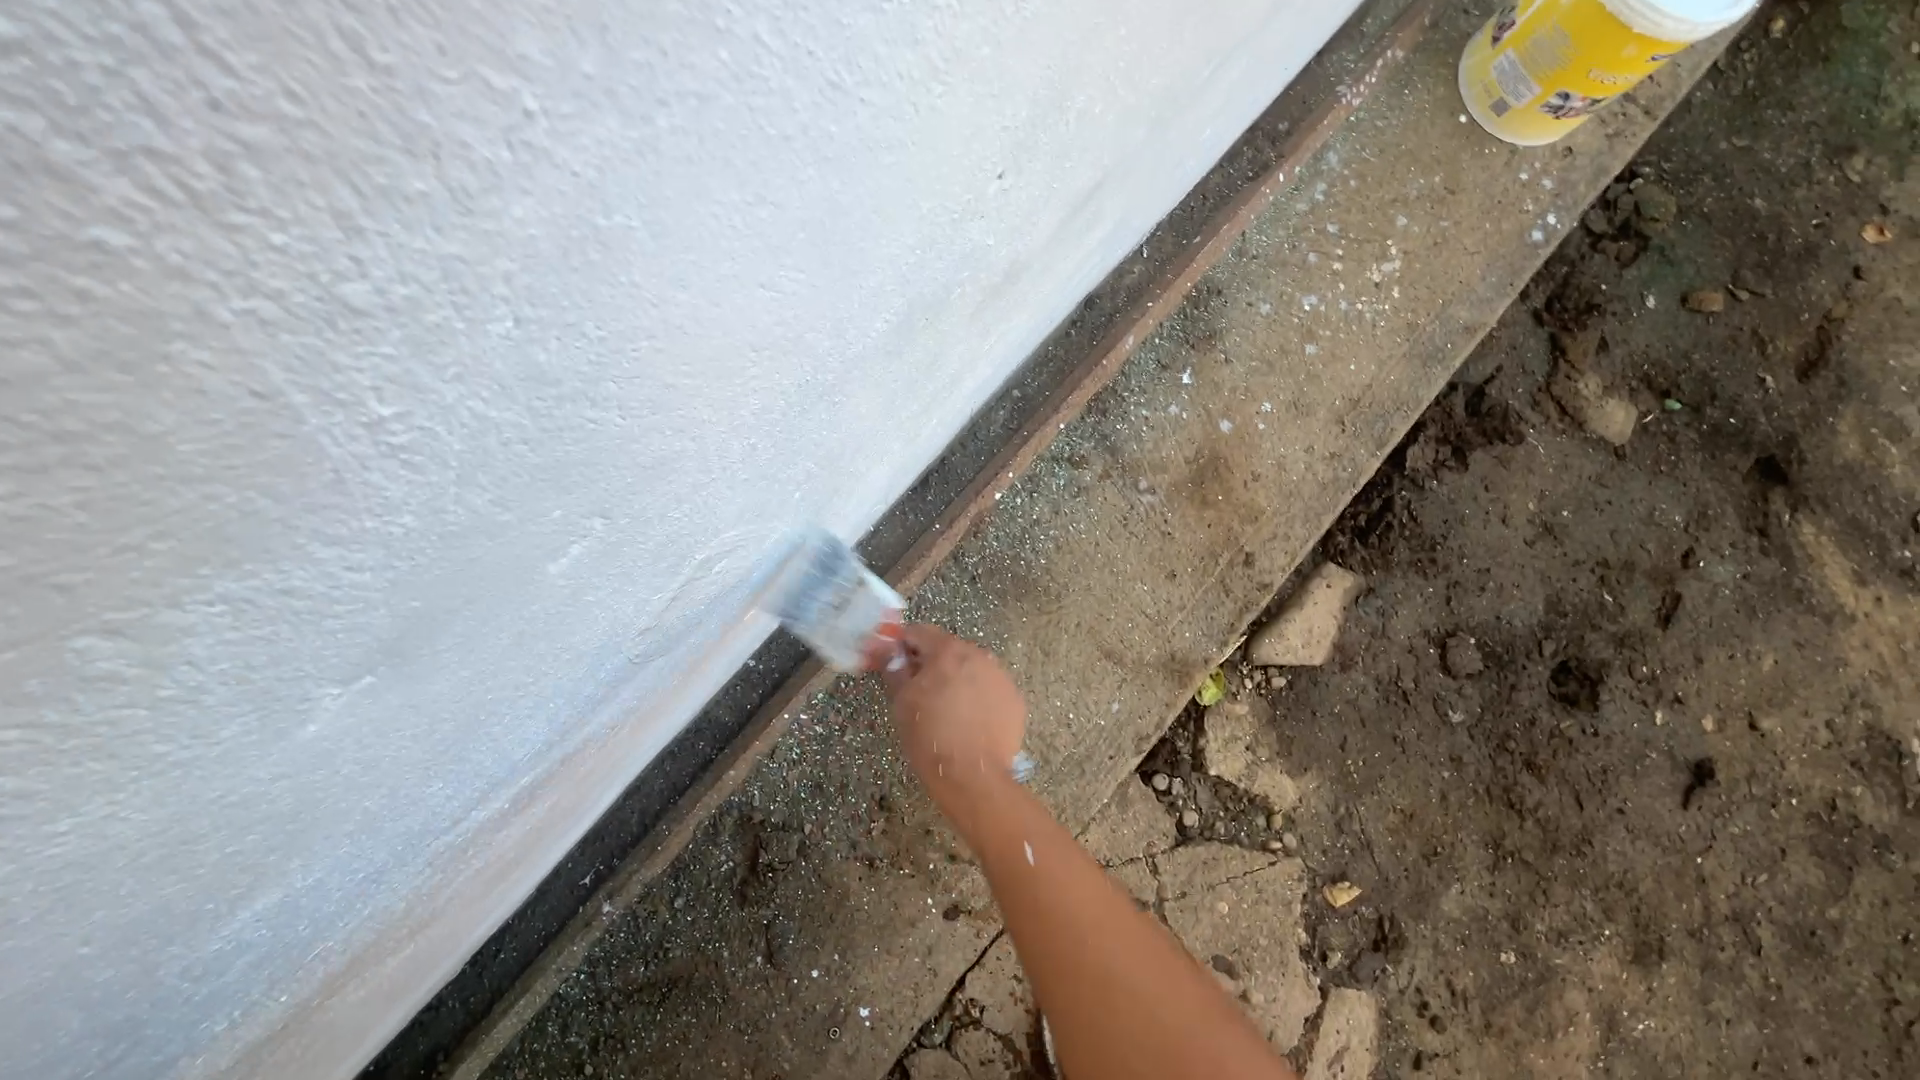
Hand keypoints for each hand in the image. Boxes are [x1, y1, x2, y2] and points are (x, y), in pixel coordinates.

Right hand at [880, 624, 1027, 812]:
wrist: (972, 776)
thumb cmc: (930, 737)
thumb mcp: (901, 702)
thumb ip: (894, 669)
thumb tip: (888, 651)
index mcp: (948, 651)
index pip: (919, 632)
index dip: (902, 645)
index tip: (895, 664)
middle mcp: (979, 655)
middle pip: (948, 649)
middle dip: (932, 664)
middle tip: (919, 691)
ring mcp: (1001, 677)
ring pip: (971, 668)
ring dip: (957, 679)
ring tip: (946, 710)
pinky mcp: (1015, 699)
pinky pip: (989, 689)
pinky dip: (978, 697)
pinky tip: (969, 722)